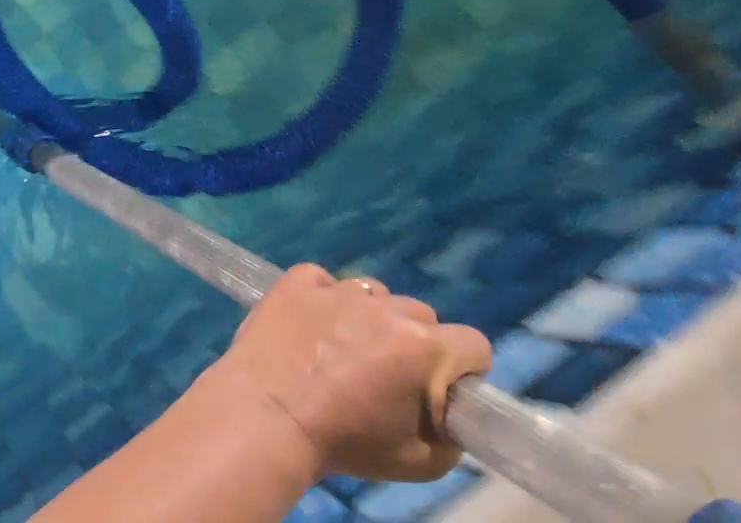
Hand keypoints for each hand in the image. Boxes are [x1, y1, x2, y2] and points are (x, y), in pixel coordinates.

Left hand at [211, 264, 493, 482]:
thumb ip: (451, 434)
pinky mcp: (293, 283)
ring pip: (371, 292)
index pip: (473, 344)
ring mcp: (335, 291)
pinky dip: (320, 295)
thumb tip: (446, 412)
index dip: (463, 369)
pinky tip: (311, 321)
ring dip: (368, 315)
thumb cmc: (345, 442)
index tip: (440, 388)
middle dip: (414, 342)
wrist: (267, 415)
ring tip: (343, 346)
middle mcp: (384, 308)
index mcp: (424, 347)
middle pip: (420, 315)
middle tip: (387, 373)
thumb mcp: (423, 462)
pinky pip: (318, 278)